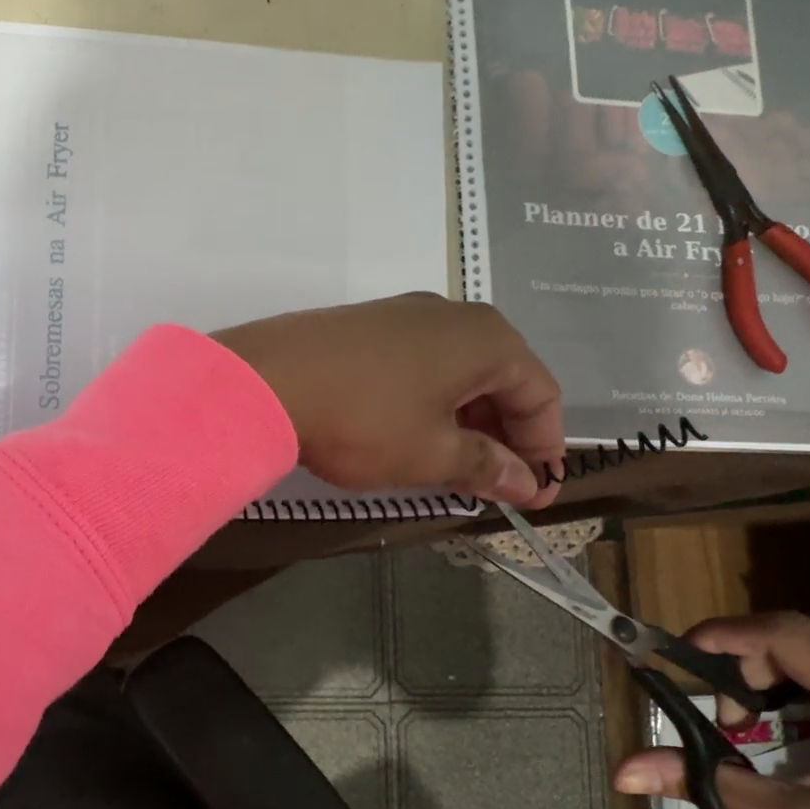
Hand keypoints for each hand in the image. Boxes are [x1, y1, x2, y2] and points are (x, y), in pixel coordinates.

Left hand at [211, 293, 564, 505]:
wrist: (265, 379)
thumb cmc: (363, 419)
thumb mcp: (431, 454)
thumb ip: (485, 466)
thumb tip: (526, 482)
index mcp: (487, 339)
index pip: (541, 394)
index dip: (545, 449)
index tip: (536, 494)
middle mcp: (452, 315)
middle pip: (500, 379)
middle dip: (504, 436)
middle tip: (496, 486)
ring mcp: (402, 315)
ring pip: (455, 373)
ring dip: (464, 421)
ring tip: (453, 468)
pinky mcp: (362, 327)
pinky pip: (416, 366)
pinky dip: (427, 403)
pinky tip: (409, 435)